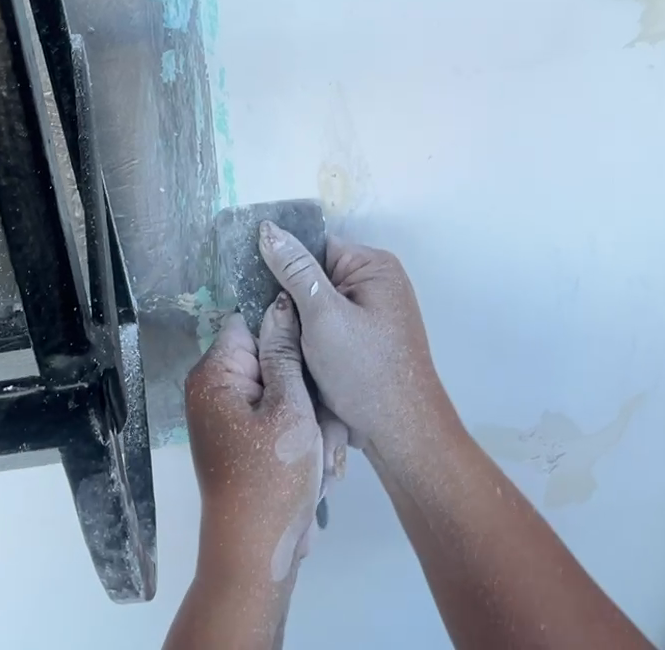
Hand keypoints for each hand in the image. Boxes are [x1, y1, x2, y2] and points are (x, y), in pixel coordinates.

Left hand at [183, 295, 322, 582]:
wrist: (258, 555)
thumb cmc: (271, 479)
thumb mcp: (289, 408)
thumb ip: (285, 353)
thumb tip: (279, 302)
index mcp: (216, 374)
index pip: (251, 324)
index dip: (286, 332)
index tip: (317, 353)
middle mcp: (217, 390)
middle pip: (273, 362)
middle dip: (307, 391)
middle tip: (323, 427)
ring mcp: (233, 418)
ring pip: (287, 395)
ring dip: (312, 421)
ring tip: (322, 454)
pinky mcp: (249, 442)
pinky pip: (283, 423)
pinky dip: (304, 441)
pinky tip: (316, 468)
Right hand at [259, 222, 446, 458]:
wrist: (401, 435)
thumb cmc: (365, 372)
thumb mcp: (323, 315)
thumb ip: (294, 270)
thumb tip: (267, 229)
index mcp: (374, 266)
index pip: (314, 249)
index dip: (285, 270)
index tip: (263, 296)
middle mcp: (376, 284)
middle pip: (312, 278)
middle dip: (291, 303)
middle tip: (276, 329)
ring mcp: (372, 314)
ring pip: (314, 308)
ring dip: (298, 327)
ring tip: (288, 348)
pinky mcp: (365, 341)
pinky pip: (325, 330)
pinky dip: (310, 343)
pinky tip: (300, 360)